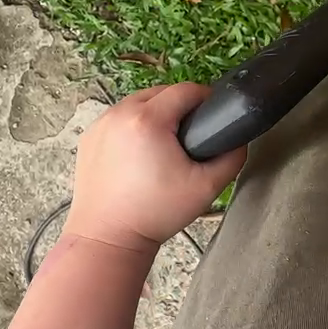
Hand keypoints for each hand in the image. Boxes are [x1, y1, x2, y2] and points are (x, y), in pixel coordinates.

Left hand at [62, 84, 245, 253]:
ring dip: (158, 113)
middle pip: (162, 92)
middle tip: (193, 135)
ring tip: (169, 143)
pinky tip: (144, 151)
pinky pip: (120, 118)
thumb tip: (238, 138)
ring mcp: (100, 125)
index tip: (213, 118)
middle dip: (181, 106)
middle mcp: (120, 114)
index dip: (206, 99)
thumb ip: (233, 156)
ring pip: (139, 103)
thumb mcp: (208, 186)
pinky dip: (135, 126)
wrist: (108, 238)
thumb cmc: (156, 212)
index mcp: (148, 120)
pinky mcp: (89, 138)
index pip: (186, 90)